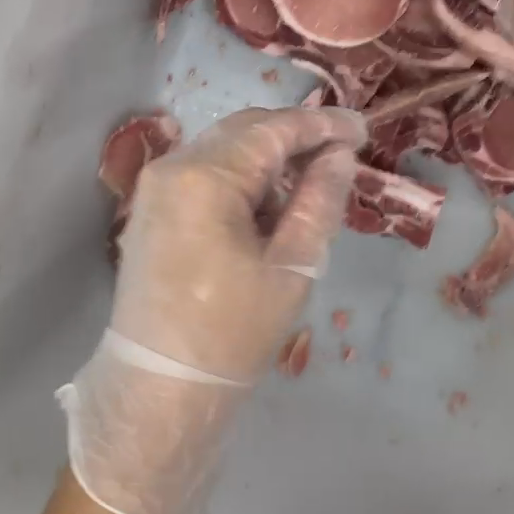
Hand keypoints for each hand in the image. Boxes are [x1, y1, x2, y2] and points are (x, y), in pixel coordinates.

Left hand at [58, 107, 366, 513]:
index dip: (322, 124)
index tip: (362, 128)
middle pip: (245, 130)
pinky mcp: (151, 207)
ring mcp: (155, 185)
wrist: (159, 389)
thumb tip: (340, 155)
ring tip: (311, 187)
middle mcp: (173, 165)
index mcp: (205, 176)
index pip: (274, 129)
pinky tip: (270, 206)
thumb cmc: (231, 332)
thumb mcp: (292, 267)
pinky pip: (205, 172)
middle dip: (295, 137)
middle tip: (342, 154)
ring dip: (269, 159)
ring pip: (225, 148)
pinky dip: (242, 177)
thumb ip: (319, 201)